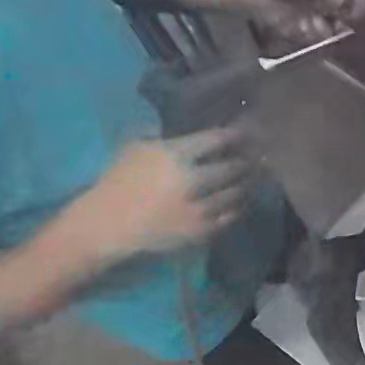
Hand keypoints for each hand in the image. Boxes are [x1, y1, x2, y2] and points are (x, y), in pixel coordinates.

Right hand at [42, 128, 255, 268]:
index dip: (234, 136)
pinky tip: (239, 202)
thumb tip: (194, 139)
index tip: (244, 134)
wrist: (109, 224)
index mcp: (175, 155)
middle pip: (232, 167)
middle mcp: (193, 180)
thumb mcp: (136, 149)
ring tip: (252, 179)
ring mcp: (200, 208)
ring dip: (245, 184)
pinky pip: (230, 216)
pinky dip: (237, 207)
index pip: (215, 140)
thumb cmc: (118, 182)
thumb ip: (167, 142)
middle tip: (255, 158)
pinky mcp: (202, 230)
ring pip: (235, 193)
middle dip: (245, 161)